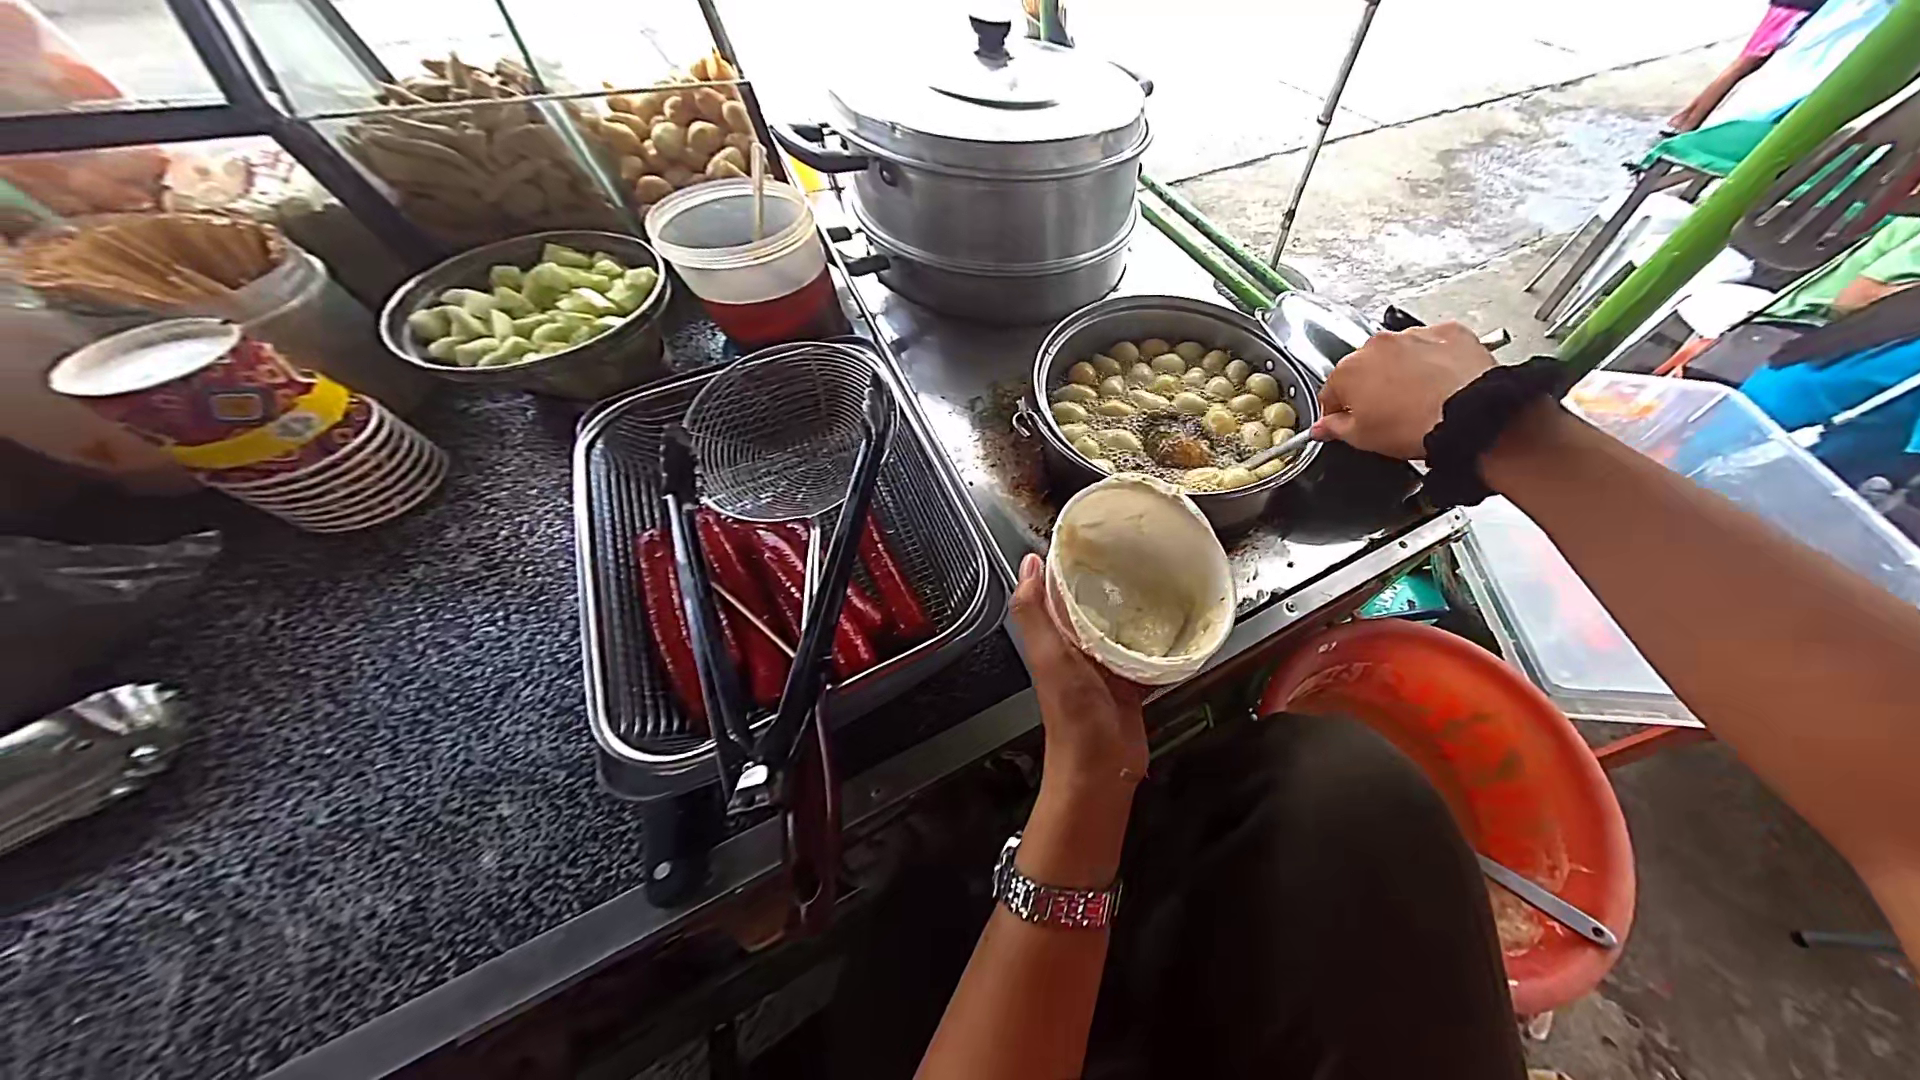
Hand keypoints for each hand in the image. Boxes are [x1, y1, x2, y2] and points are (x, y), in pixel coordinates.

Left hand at [1008, 553, 1147, 794]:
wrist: (1101, 769)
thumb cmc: (1074, 716)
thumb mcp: (1049, 656)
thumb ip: (1034, 613)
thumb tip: (1029, 565)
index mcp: (1054, 638)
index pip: (1057, 592)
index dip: (1068, 566)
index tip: (1088, 537)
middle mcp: (1076, 648)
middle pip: (1090, 606)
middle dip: (1106, 582)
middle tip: (1132, 552)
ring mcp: (1104, 666)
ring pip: (1118, 627)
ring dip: (1132, 609)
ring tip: (1155, 579)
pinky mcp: (1130, 683)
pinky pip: (1142, 654)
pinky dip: (1154, 640)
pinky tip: (1170, 624)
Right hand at [1312, 322, 1494, 459]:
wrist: (1472, 415)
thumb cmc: (1416, 424)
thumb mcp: (1361, 438)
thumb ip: (1334, 428)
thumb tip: (1324, 426)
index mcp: (1348, 371)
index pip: (1330, 393)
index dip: (1338, 412)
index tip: (1348, 422)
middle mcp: (1376, 346)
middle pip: (1362, 369)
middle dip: (1369, 389)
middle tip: (1386, 413)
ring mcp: (1412, 336)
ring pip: (1396, 355)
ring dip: (1399, 372)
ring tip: (1416, 399)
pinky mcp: (1447, 333)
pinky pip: (1431, 345)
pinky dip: (1431, 360)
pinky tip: (1437, 382)